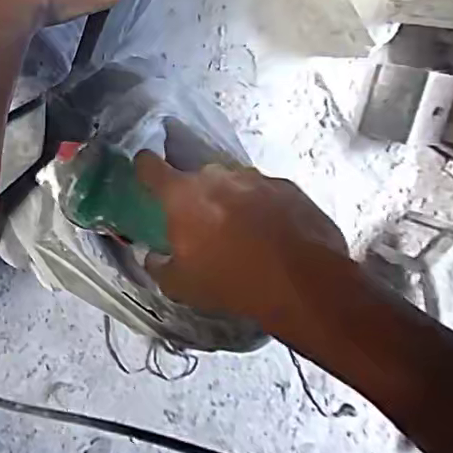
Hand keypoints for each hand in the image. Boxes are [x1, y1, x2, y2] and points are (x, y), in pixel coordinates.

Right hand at [134, 150, 347, 325]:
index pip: (150, 165)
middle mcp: (216, 177)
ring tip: (243, 230)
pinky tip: (274, 234)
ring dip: (232, 199)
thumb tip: (152, 256)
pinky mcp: (292, 191)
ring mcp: (257, 180)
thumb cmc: (232, 281)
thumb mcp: (181, 285)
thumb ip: (158, 265)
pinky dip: (267, 208)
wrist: (307, 287)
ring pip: (234, 183)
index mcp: (182, 194)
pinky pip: (269, 194)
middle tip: (203, 221)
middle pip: (197, 175)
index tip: (146, 175)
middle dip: (197, 193)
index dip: (145, 168)